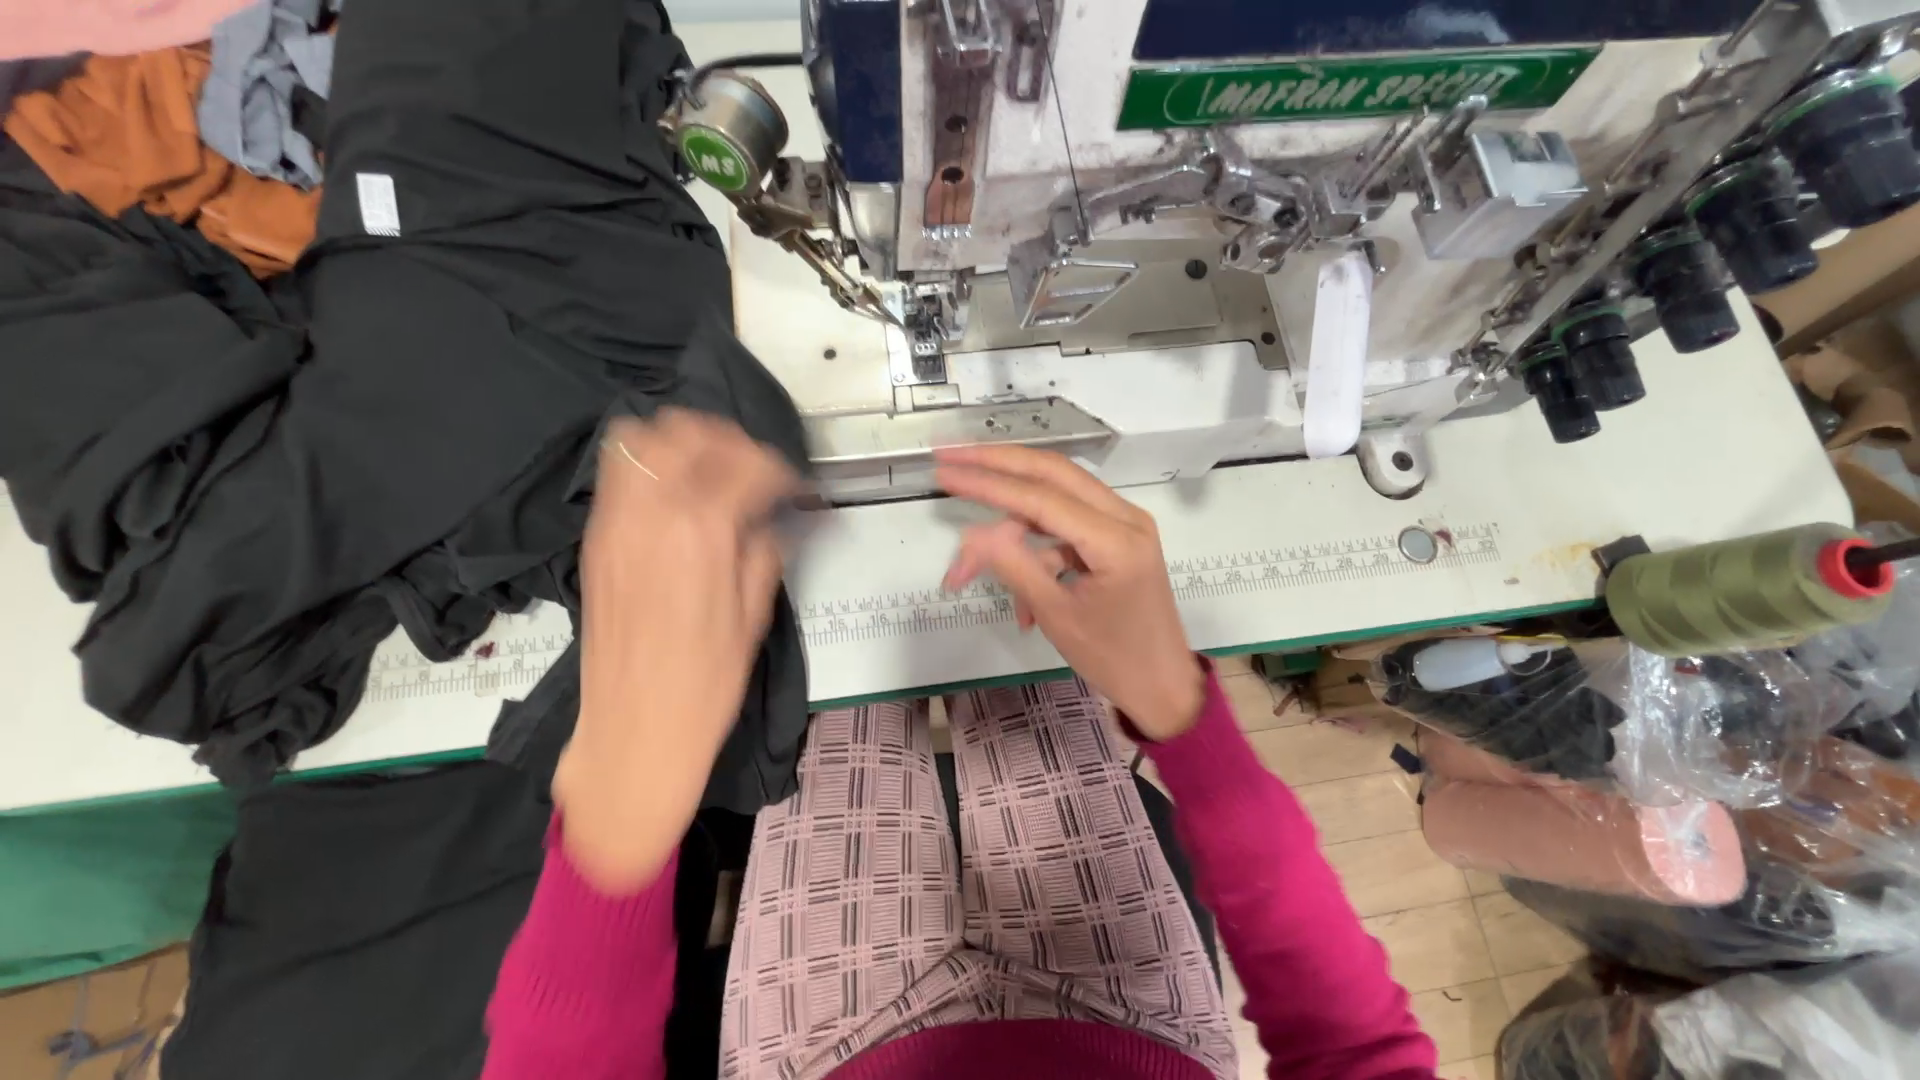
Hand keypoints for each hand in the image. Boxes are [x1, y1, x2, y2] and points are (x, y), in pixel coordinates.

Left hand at [558, 409, 799, 892]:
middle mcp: (652, 513)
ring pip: (642, 439)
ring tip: (709, 472)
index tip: (792, 486)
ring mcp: (614, 522)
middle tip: (751, 470)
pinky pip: (617, 472)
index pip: (747, 463)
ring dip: (683, 444)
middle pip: (689, 433)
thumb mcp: (754, 616)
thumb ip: (762, 550)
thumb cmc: (706, 684)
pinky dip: (650, 465)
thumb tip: (764, 518)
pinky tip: (675, 495)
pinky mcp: (595, 539)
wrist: (633, 731)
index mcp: (703, 531)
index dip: (779, 468)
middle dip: (729, 442)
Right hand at [935, 445, 1204, 740]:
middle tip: (949, 455)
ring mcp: (1124, 524)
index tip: (944, 471)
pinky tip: (1022, 603)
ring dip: (1012, 521)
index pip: (1041, 496)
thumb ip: (1013, 566)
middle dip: (996, 463)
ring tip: (969, 559)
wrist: (1163, 685)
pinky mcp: (1117, 537)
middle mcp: (1125, 517)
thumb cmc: (1113, 658)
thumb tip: (971, 532)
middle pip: (1051, 472)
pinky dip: (1037, 552)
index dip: (988, 481)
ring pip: (1057, 497)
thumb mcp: (1056, 615)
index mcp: (1116, 539)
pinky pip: (1066, 528)